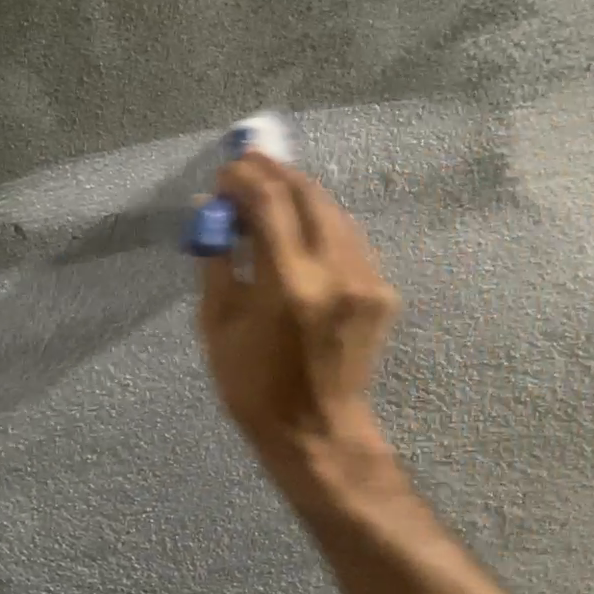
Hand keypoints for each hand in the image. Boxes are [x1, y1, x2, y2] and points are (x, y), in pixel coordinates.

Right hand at [197, 154, 400, 464]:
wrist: (316, 429)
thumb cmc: (251, 384)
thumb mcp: (216, 325)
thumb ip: (216, 261)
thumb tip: (212, 211)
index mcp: (287, 284)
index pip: (270, 202)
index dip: (245, 177)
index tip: (225, 172)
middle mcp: (334, 272)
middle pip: (309, 195)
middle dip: (276, 172)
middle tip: (248, 164)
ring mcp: (365, 280)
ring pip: (335, 212)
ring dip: (301, 193)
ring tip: (271, 189)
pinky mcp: (381, 291)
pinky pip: (350, 238)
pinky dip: (322, 222)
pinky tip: (301, 226)